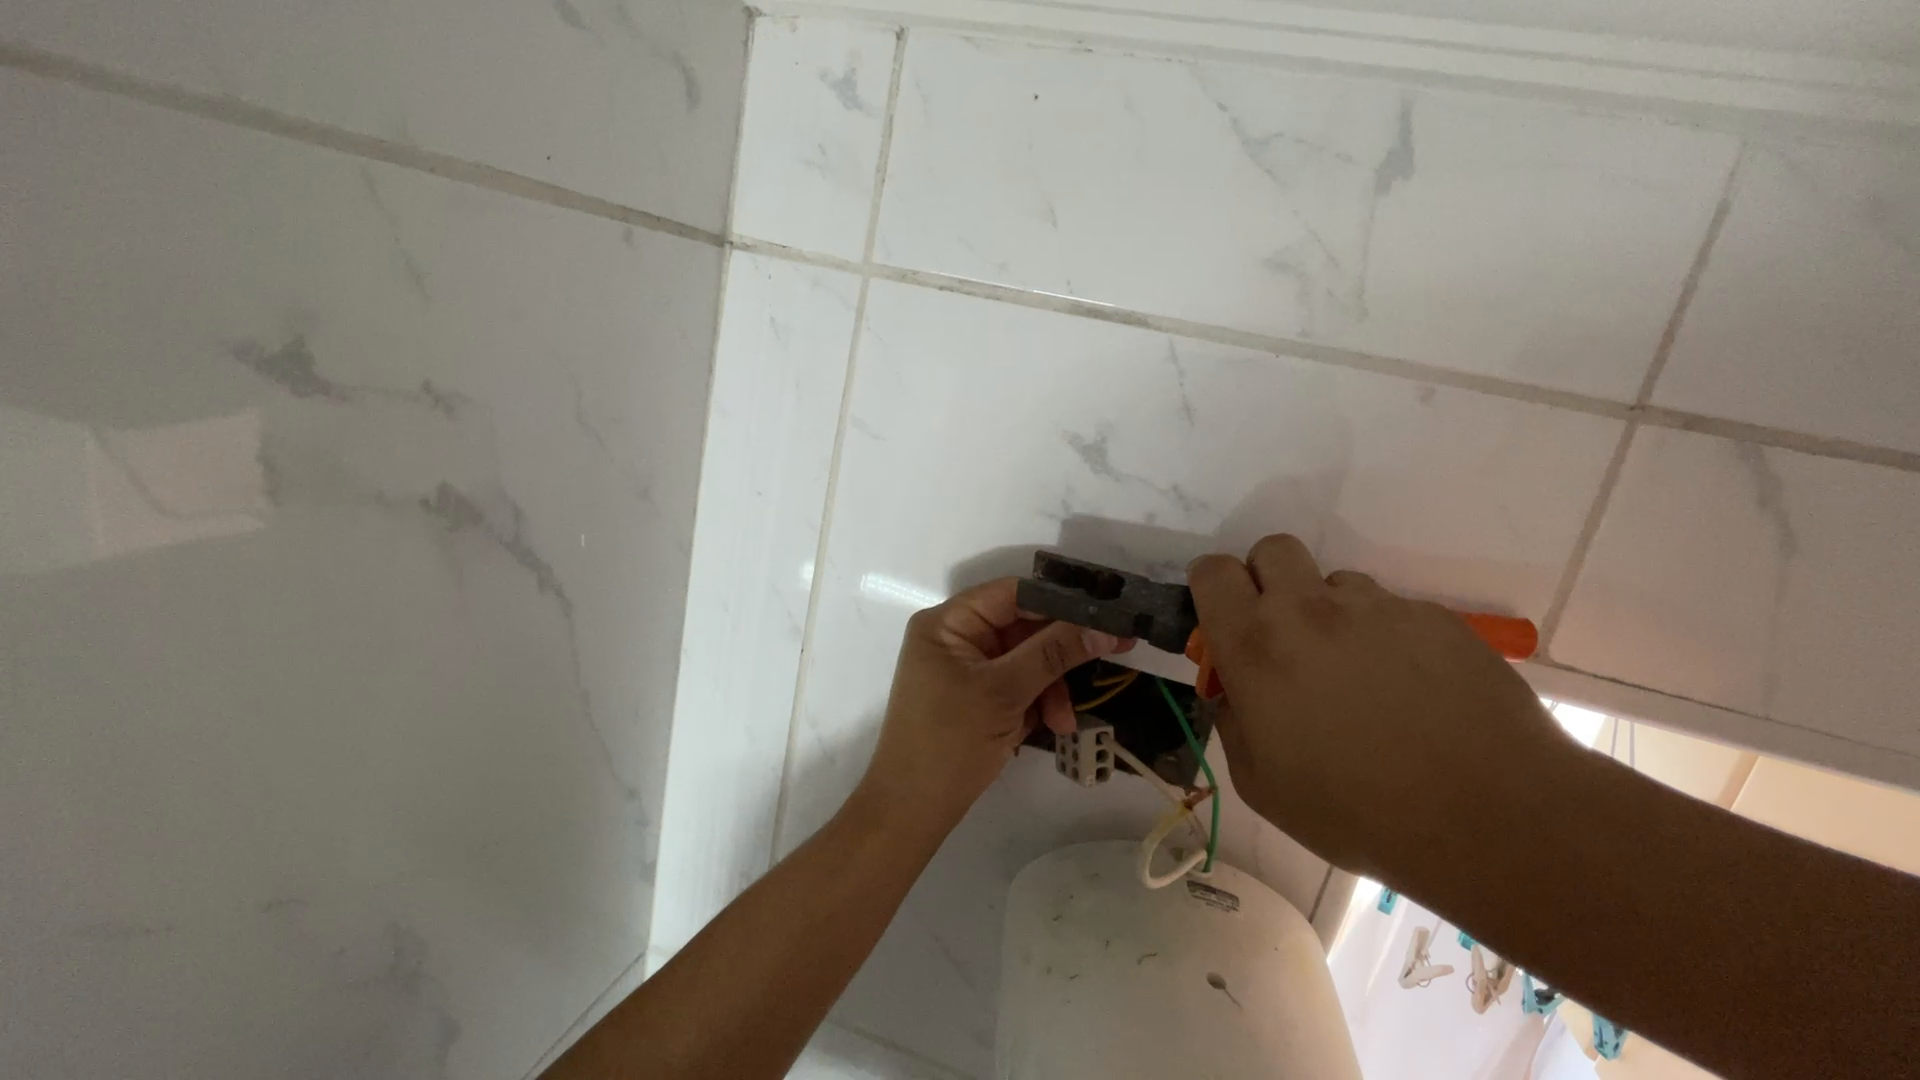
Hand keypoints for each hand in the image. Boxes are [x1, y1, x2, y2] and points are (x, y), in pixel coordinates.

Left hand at [858, 578, 1127, 831]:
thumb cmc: (949, 741)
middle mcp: (955, 638)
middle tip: (1112, 655)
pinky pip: (1018, 686)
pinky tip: (1050, 729)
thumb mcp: (1005, 692)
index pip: (1012, 593)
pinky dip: (1037, 704)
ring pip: (1027, 660)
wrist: (912, 810)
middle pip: (1024, 627)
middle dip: (1058, 655)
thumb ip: (1055, 653)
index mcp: (948, 623)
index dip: (1060, 601)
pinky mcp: (977, 698)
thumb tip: (1106, 627)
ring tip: (1063, 721)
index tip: (1107, 612)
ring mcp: (966, 669)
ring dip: (1051, 687)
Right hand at [1188, 535, 1574, 878]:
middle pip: (1272, 550)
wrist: (1486, 814)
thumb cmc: (1355, 810)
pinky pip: (1395, 612)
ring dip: (1332, 614)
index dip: (1212, 589)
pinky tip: (1415, 693)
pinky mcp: (1435, 617)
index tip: (1225, 623)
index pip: (1213, 573)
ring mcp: (1378, 608)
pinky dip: (1390, 639)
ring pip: (1337, 583)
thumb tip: (1236, 693)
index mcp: (1255, 645)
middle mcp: (1310, 610)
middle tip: (1285, 636)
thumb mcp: (1261, 785)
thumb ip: (1235, 723)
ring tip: (1361, 676)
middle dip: (1267, 580)